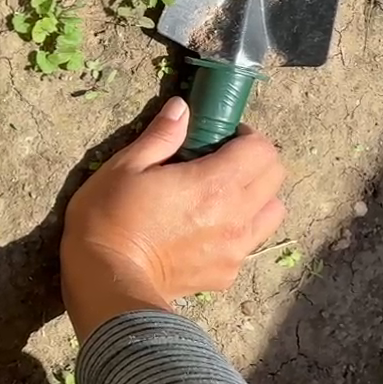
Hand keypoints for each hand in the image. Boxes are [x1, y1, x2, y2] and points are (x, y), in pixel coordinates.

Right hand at [60, 97, 286, 338]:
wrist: (106, 275)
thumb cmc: (107, 214)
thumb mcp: (123, 166)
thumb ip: (160, 136)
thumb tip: (182, 107)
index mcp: (213, 183)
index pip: (262, 149)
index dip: (244, 137)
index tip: (217, 137)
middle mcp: (237, 214)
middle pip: (276, 177)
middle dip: (252, 162)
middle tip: (216, 162)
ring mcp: (237, 247)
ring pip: (273, 211)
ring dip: (253, 196)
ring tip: (216, 197)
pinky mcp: (228, 272)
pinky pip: (250, 241)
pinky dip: (238, 228)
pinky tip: (202, 230)